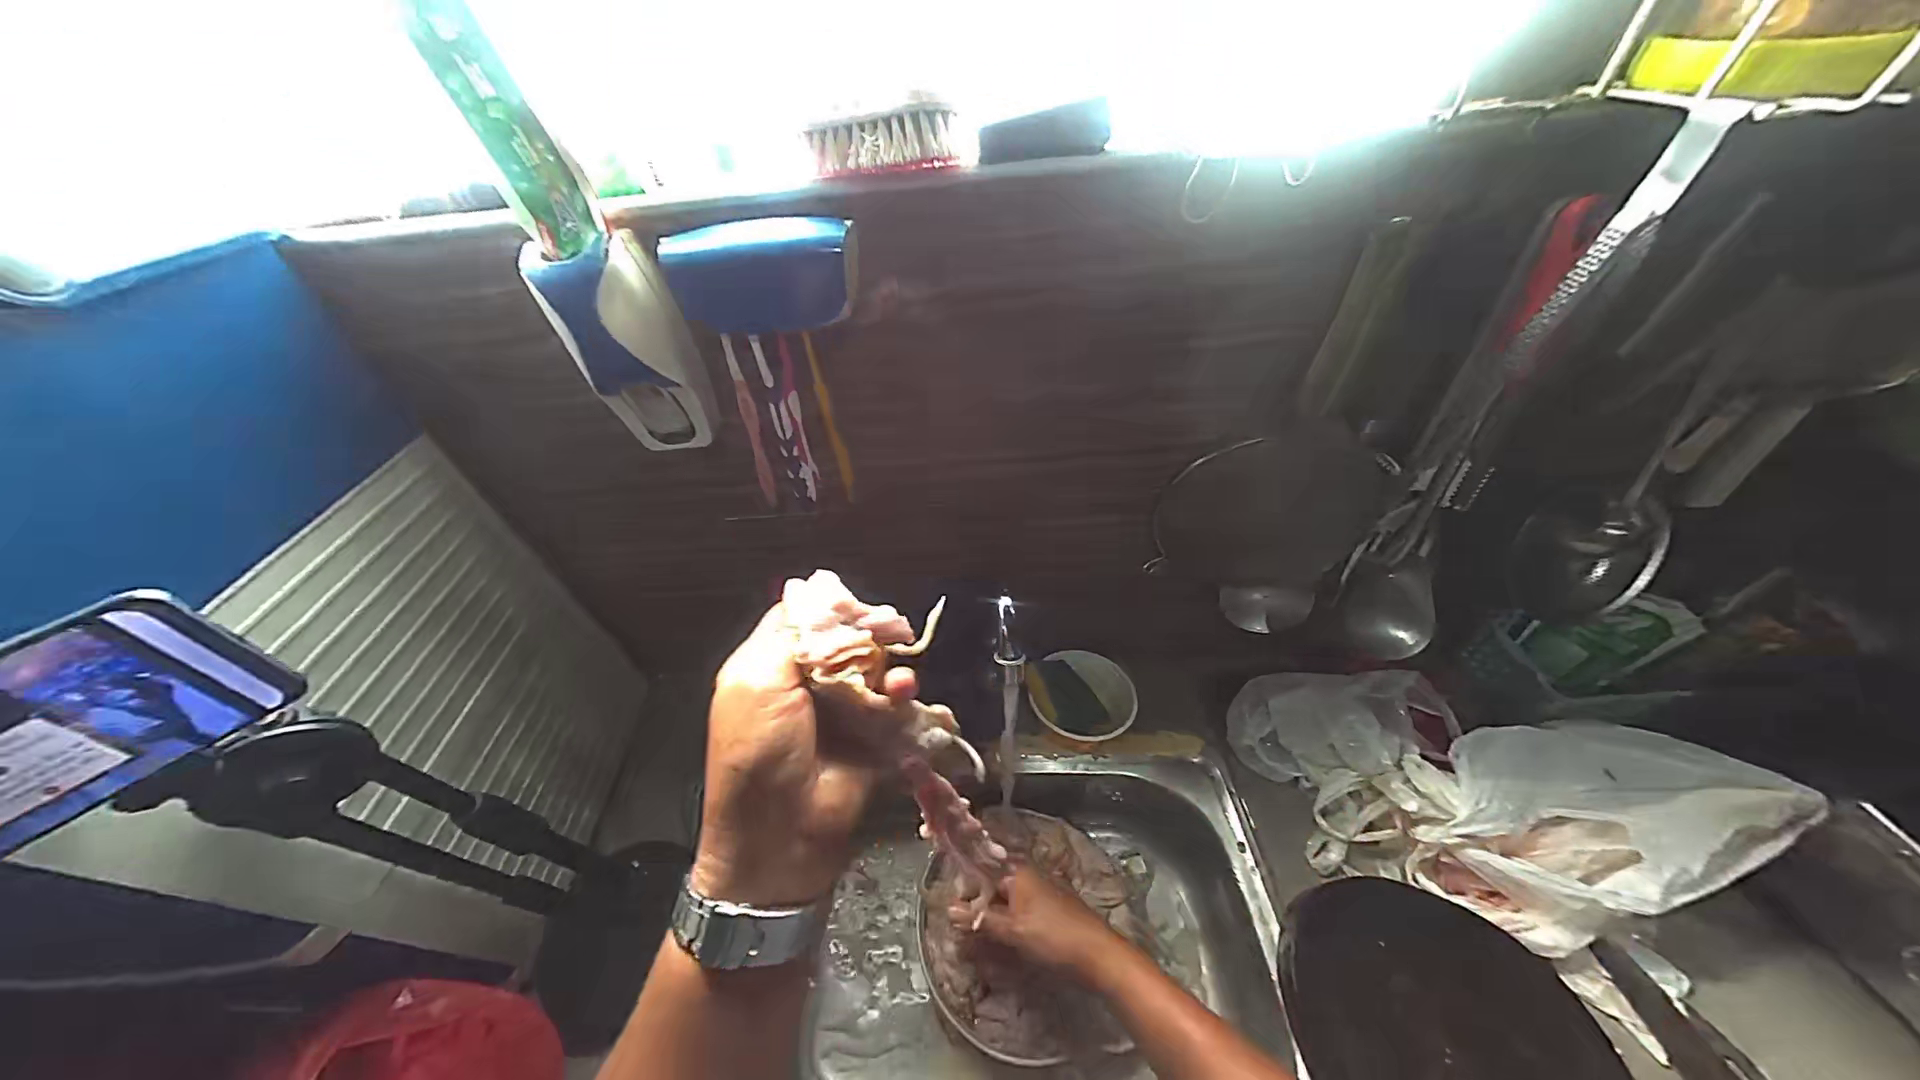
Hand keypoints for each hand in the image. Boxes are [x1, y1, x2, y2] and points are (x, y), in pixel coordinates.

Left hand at [690, 602, 917, 907]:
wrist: (781, 836)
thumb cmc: (757, 755)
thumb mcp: (756, 684)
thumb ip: (787, 635)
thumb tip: (814, 592)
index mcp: (770, 666)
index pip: (803, 618)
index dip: (829, 609)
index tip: (853, 607)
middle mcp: (807, 682)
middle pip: (845, 639)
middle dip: (866, 634)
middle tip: (886, 632)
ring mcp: (841, 708)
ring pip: (874, 668)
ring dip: (887, 666)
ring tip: (895, 675)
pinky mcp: (870, 734)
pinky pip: (893, 703)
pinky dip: (902, 694)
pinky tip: (905, 691)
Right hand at [954, 863, 1125, 980]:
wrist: (1099, 954)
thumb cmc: (1053, 936)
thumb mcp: (1013, 930)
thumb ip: (981, 919)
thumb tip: (950, 909)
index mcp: (1017, 871)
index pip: (981, 868)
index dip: (965, 885)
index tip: (951, 905)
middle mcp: (1028, 874)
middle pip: (993, 884)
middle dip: (978, 903)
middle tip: (963, 926)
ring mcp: (1040, 889)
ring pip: (1006, 898)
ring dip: (993, 914)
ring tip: (979, 935)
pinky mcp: (1049, 906)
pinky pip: (1020, 907)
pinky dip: (1008, 919)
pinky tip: (1002, 937)